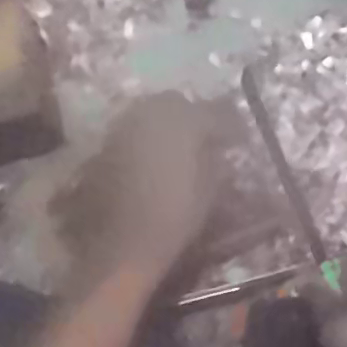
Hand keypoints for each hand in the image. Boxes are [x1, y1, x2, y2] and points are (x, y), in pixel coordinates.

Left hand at [59, 93, 225, 279]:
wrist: (120, 242)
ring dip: (168, 128)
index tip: (239, 139)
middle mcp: (151, 112)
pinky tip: (155, 162)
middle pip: (178, 104)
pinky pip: (135, 132)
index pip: (216, 112)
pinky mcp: (106, 143)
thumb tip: (218, 151)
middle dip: (194, 118)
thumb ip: (215, 165)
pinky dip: (148, 141)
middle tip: (206, 140)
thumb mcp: (207, 195)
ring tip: (180, 151)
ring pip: (152, 114)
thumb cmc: (173, 220)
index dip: (231, 126)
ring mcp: (125, 125)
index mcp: (184, 121)